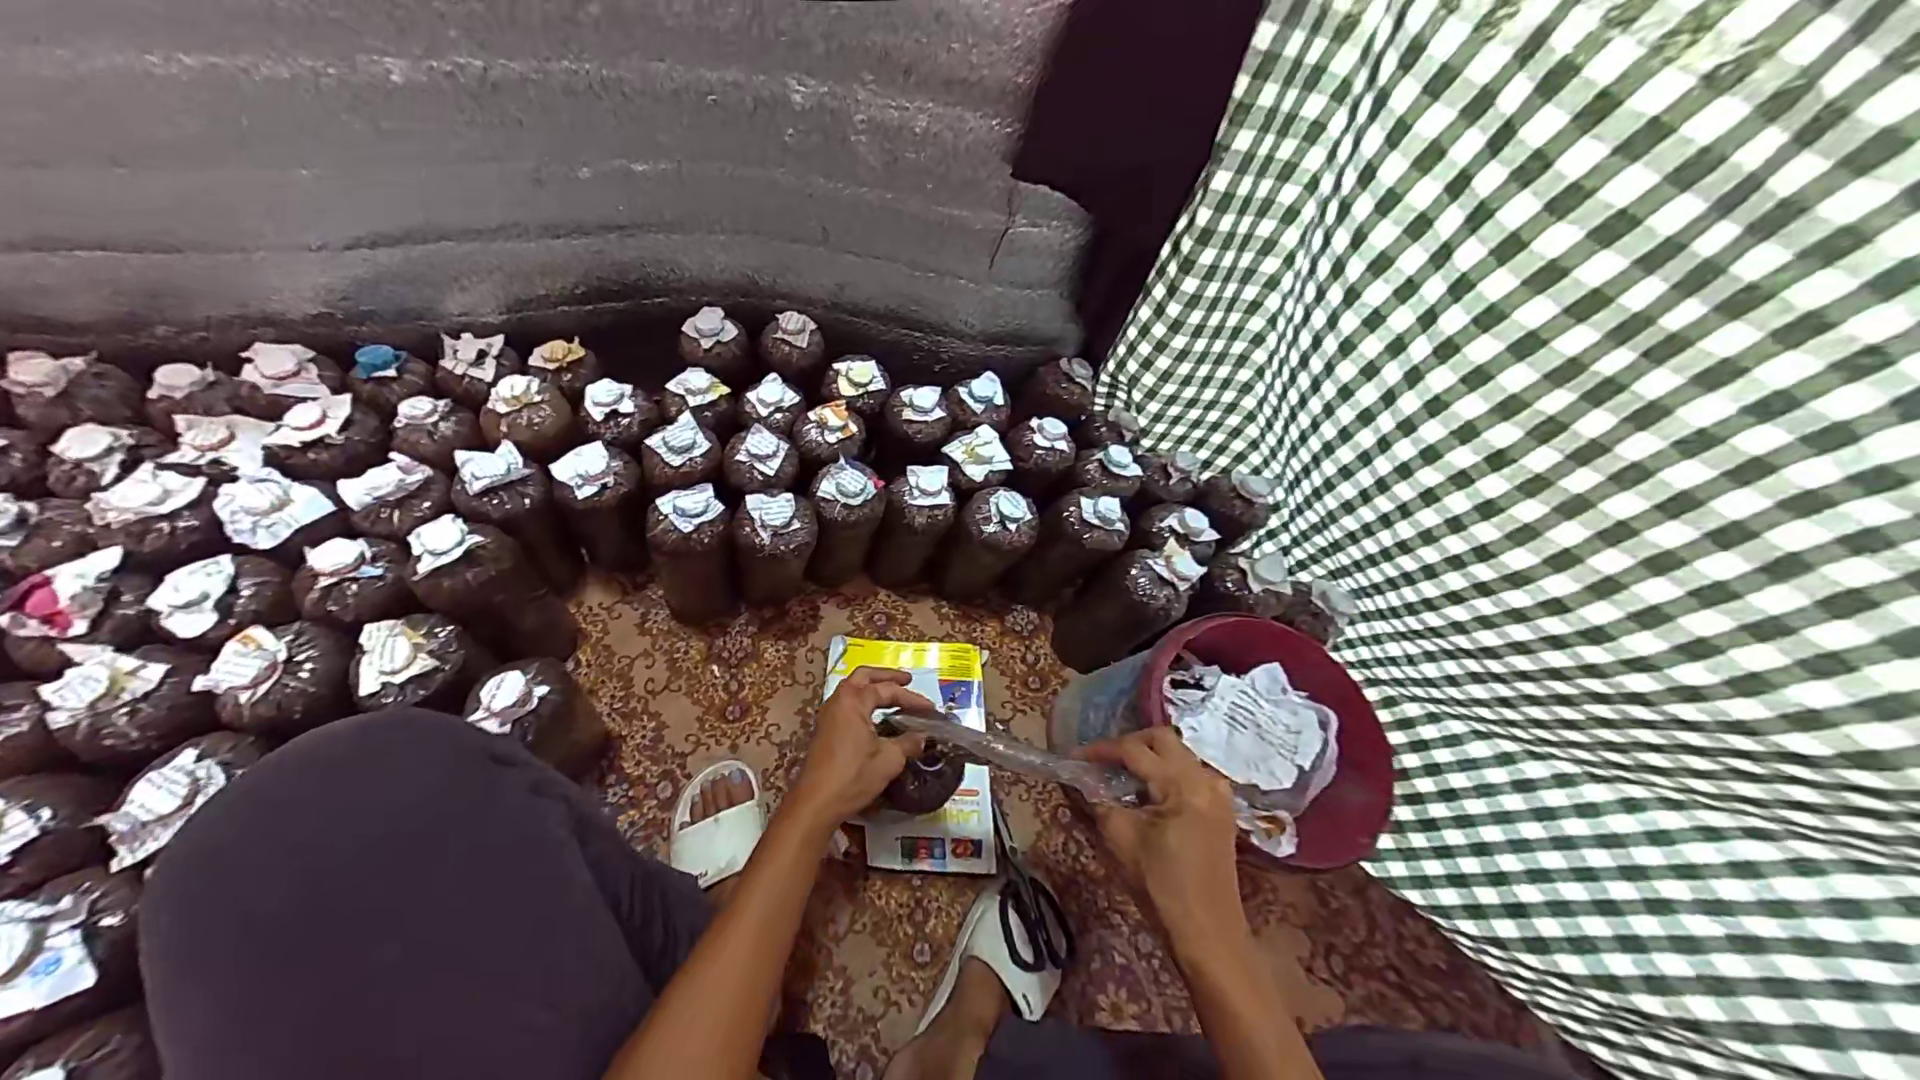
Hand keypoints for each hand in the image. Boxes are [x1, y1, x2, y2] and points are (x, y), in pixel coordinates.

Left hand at [788, 667, 931, 827]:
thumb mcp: (889, 759)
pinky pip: (846, 705)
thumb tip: (923, 738)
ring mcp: (828, 715)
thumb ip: (908, 743)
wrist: (816, 803)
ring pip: (852, 689)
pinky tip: (874, 716)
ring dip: (872, 688)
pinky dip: (863, 702)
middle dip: (886, 676)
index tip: (930, 709)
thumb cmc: (853, 776)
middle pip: (863, 677)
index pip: (888, 690)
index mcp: (853, 700)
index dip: (912, 698)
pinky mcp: (825, 730)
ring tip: (892, 694)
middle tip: (907, 680)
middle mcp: (838, 701)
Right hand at [1079, 727, 1244, 948]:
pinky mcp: (1222, 809)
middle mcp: (1206, 779)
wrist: (1208, 933)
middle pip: (1163, 739)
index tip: (1075, 756)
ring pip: (1179, 754)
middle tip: (1102, 760)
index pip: (1134, 750)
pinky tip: (1148, 793)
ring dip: (1150, 757)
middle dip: (1129, 743)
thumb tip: (1084, 780)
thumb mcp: (1120, 839)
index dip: (1101, 750)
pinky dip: (1166, 773)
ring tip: (1121, 776)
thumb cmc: (1161, 886)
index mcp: (1182, 785)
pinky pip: (1190, 773)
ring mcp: (1219, 793)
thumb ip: (1099, 801)